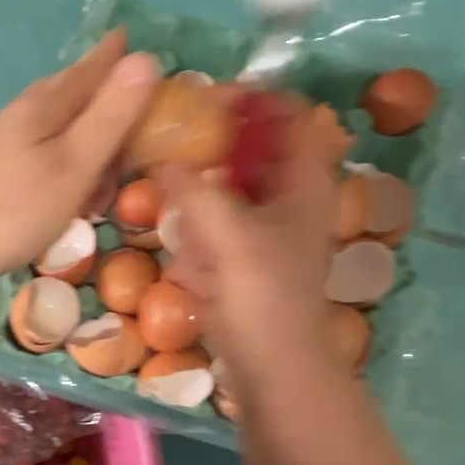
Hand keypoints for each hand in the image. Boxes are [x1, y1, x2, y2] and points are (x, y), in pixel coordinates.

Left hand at [0, 29, 159, 282]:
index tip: (131, 36)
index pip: (87, 70)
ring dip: (84, 127)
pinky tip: (72, 179)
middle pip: (69, 91)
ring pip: (55, 120)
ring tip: (109, 149)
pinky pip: (42, 147)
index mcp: (41, 106)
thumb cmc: (20, 211)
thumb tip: (146, 57)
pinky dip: (66, 154)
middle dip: (101, 91)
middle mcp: (20, 115)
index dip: (114, 56)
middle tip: (133, 97)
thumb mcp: (76, 163)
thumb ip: (111, 114)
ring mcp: (4, 143)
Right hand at [151, 106, 338, 370]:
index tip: (202, 99)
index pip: (288, 115)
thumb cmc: (262, 296)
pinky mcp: (245, 260)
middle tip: (171, 136)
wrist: (274, 367)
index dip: (252, 97)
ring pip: (235, 187)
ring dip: (202, 180)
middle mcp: (291, 199)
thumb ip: (193, 191)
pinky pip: (219, 225)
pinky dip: (197, 221)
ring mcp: (268, 232)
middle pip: (257, 149)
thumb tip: (159, 158)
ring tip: (163, 177)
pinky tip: (175, 233)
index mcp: (305, 182)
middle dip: (216, 140)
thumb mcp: (229, 235)